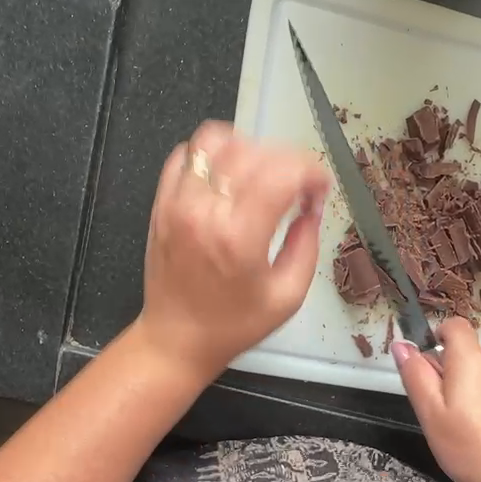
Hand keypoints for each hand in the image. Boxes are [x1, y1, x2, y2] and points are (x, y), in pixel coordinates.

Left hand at [130, 121, 331, 383]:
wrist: (176, 340)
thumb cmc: (234, 326)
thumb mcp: (287, 297)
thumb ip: (306, 247)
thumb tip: (312, 208)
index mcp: (240, 238)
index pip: (282, 173)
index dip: (310, 171)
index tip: (319, 188)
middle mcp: (206, 212)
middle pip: (253, 151)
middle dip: (285, 160)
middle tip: (296, 186)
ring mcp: (178, 203)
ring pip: (215, 141)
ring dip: (247, 149)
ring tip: (261, 173)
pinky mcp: (162, 204)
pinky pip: (186, 155)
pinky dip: (211, 155)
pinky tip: (227, 176)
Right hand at [392, 319, 480, 481]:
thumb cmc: (471, 451)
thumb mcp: (431, 414)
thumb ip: (415, 376)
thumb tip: (401, 345)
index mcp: (472, 360)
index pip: (454, 325)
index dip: (435, 337)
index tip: (423, 367)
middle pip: (464, 352)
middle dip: (444, 372)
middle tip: (435, 411)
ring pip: (477, 374)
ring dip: (461, 391)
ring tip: (455, 429)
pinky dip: (479, 405)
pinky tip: (477, 436)